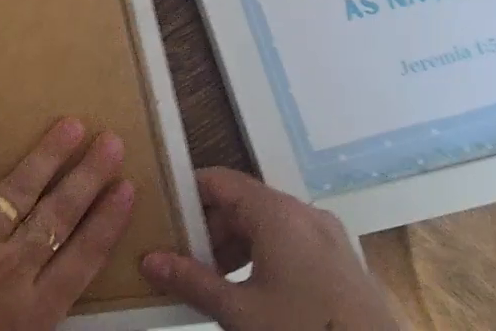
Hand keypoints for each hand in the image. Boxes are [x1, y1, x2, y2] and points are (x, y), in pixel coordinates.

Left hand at [0, 113, 136, 330]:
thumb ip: (47, 304)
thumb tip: (72, 267)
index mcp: (38, 308)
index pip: (85, 254)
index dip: (109, 219)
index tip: (127, 186)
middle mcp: (11, 270)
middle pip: (59, 215)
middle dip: (88, 176)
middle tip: (110, 141)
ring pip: (17, 192)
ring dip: (47, 156)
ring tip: (70, 126)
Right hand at [141, 167, 400, 330]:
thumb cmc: (305, 330)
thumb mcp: (239, 312)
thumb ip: (191, 281)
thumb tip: (148, 259)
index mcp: (277, 212)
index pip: (218, 180)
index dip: (185, 193)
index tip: (161, 215)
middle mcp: (305, 214)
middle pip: (242, 204)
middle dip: (209, 230)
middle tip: (183, 259)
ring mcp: (331, 240)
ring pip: (268, 227)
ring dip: (235, 247)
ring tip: (215, 282)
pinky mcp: (346, 267)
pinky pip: (294, 246)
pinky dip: (265, 259)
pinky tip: (255, 295)